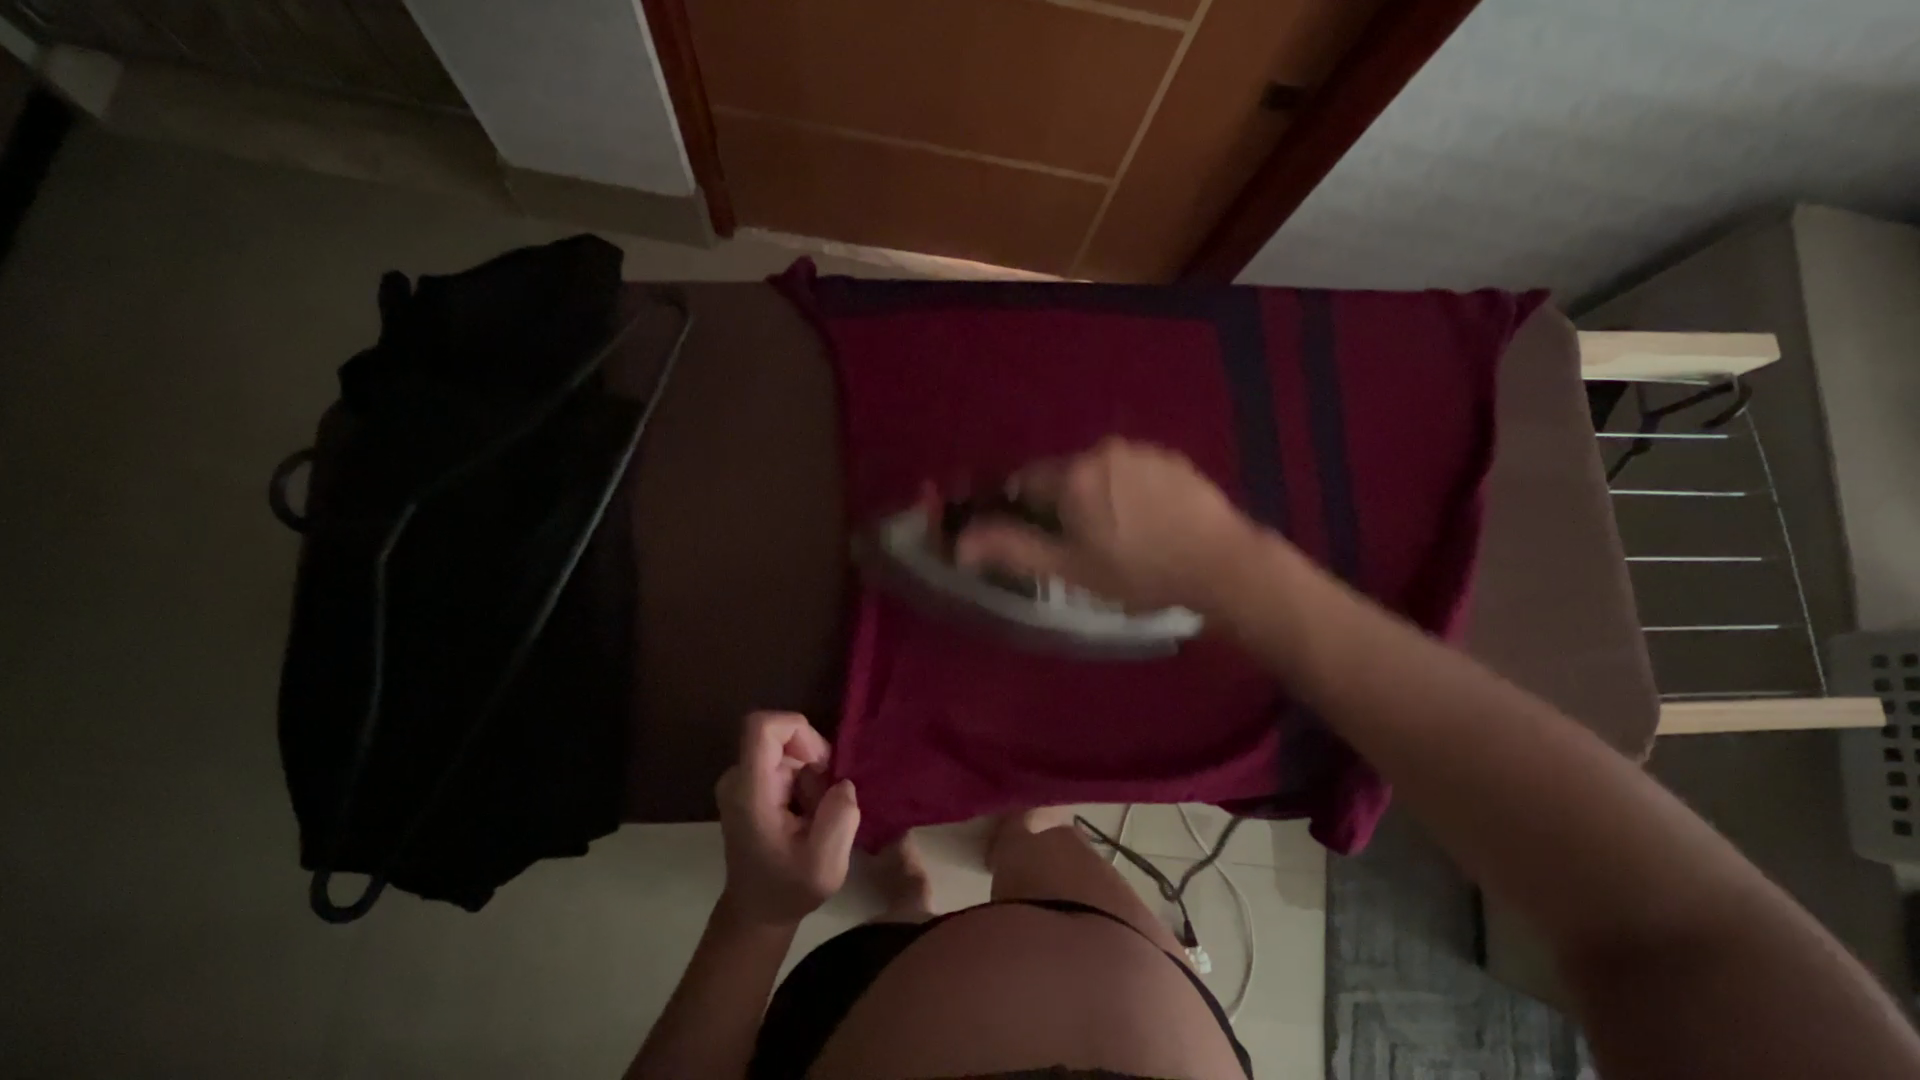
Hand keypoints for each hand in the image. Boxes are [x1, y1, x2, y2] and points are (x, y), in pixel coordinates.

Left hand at [714, 712, 860, 927]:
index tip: (821, 764)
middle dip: (815, 765)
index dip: (799, 730)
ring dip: (812, 779)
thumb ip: (840, 817)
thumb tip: (842, 783)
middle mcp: (738, 778)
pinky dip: (804, 784)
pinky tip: (806, 818)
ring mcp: (741, 781)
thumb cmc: (788, 889)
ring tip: (814, 818)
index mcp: (750, 792)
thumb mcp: (825, 864)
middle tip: (824, 806)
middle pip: (783, 739)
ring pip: (789, 752)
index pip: (763, 727)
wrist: (757, 911)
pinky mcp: (749, 786)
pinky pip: (784, 763)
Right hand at [954, 437, 1263, 613]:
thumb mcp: (1070, 570)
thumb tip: (960, 542)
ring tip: (1124, 539)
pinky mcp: (1172, 460)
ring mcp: (1142, 452)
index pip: (1026, 482)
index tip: (1042, 541)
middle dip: (1065, 506)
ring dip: (1099, 498)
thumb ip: (1013, 549)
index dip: (1025, 512)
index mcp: (1073, 475)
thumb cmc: (1139, 573)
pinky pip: (1133, 472)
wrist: (1222, 566)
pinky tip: (1151, 525)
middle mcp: (1103, 450)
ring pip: (1100, 474)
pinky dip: (1130, 493)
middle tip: (1085, 549)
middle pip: (1065, 476)